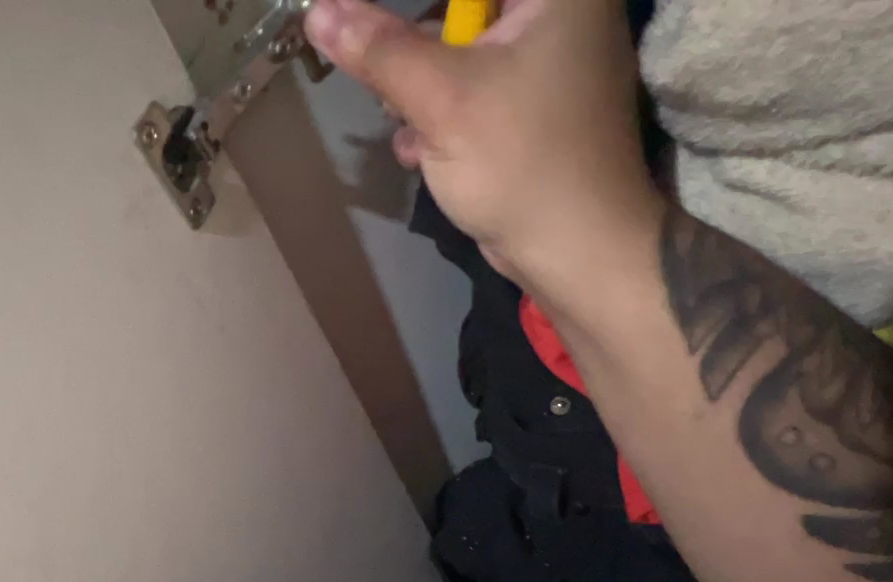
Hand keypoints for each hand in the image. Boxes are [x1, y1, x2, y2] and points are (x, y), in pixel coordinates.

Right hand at [304, 0, 659, 287]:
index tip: (362, 23)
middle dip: (413, 47)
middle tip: (382, 78)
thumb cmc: (518, 160)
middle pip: (461, 9)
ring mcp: (548, 61)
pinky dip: (440, 113)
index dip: (411, 9)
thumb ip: (379, 52)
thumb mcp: (440, 99)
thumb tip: (318, 13)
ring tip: (398, 118)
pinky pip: (473, 89)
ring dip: (418, 87)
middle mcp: (558, 12)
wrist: (574, 246)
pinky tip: (418, 148)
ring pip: (460, 51)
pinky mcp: (532, 107)